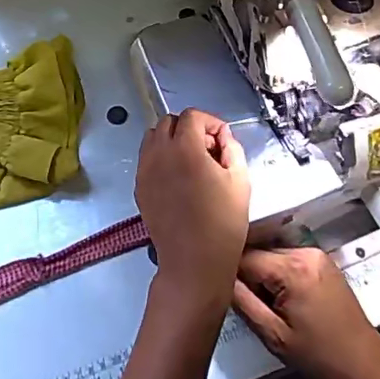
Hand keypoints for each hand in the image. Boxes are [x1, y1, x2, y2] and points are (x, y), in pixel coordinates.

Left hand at [136, 109, 249, 305]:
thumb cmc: (222, 223)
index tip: (221, 138)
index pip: (192, 116)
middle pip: (168, 121)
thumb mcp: (240, 181)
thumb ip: (232, 149)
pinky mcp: (139, 188)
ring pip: (153, 138)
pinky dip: (161, 158)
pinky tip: (178, 178)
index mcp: (185, 148)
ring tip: (191, 161)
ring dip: (171, 140)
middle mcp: (159, 154)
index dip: (210, 122)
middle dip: (189, 128)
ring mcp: (144, 171)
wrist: (194, 263)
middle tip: (208, 148)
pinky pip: (147, 159)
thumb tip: (222, 137)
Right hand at [231, 247, 379, 378]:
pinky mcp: (322, 260)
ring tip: (268, 304)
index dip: (230, 273)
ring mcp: (315, 254)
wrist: (365, 363)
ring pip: (272, 255)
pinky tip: (284, 299)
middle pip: (259, 253)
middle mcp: (304, 252)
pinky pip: (288, 259)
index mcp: (292, 269)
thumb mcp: (274, 336)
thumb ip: (243, 303)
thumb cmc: (319, 355)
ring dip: (264, 274)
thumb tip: (221, 279)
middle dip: (249, 274)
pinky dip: (279, 274)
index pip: (246, 258)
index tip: (221, 290)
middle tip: (248, 304)